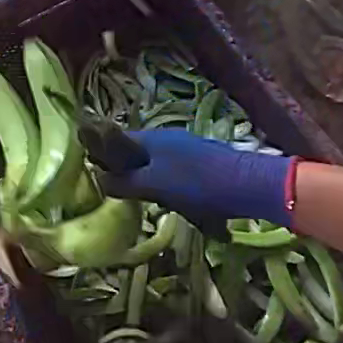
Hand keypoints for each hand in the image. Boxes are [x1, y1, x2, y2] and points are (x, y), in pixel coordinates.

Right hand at [97, 129, 295, 229]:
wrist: (246, 185)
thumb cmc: (195, 183)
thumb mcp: (152, 185)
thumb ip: (123, 183)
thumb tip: (98, 179)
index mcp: (151, 138)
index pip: (115, 139)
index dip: (103, 155)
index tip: (95, 176)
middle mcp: (166, 138)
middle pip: (136, 154)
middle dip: (128, 173)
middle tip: (121, 195)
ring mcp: (186, 149)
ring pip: (156, 165)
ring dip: (150, 182)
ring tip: (150, 203)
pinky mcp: (202, 162)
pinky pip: (174, 172)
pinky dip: (169, 187)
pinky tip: (177, 204)